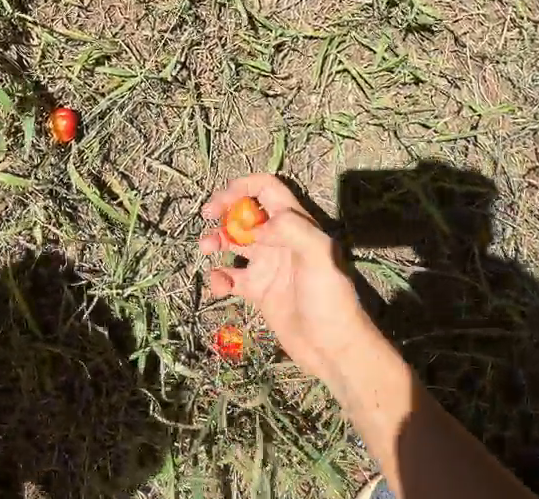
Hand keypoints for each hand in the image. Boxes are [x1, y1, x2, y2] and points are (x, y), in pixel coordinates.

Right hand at [199, 174, 384, 385]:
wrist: (333, 350)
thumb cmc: (330, 299)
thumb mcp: (319, 256)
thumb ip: (291, 229)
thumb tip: (255, 227)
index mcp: (295, 225)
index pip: (267, 189)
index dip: (243, 187)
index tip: (224, 200)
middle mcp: (279, 240)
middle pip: (245, 212)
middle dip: (224, 210)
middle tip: (208, 216)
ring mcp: (267, 265)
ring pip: (233, 241)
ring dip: (216, 240)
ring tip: (205, 248)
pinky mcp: (258, 290)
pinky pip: (231, 277)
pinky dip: (219, 278)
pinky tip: (220, 287)